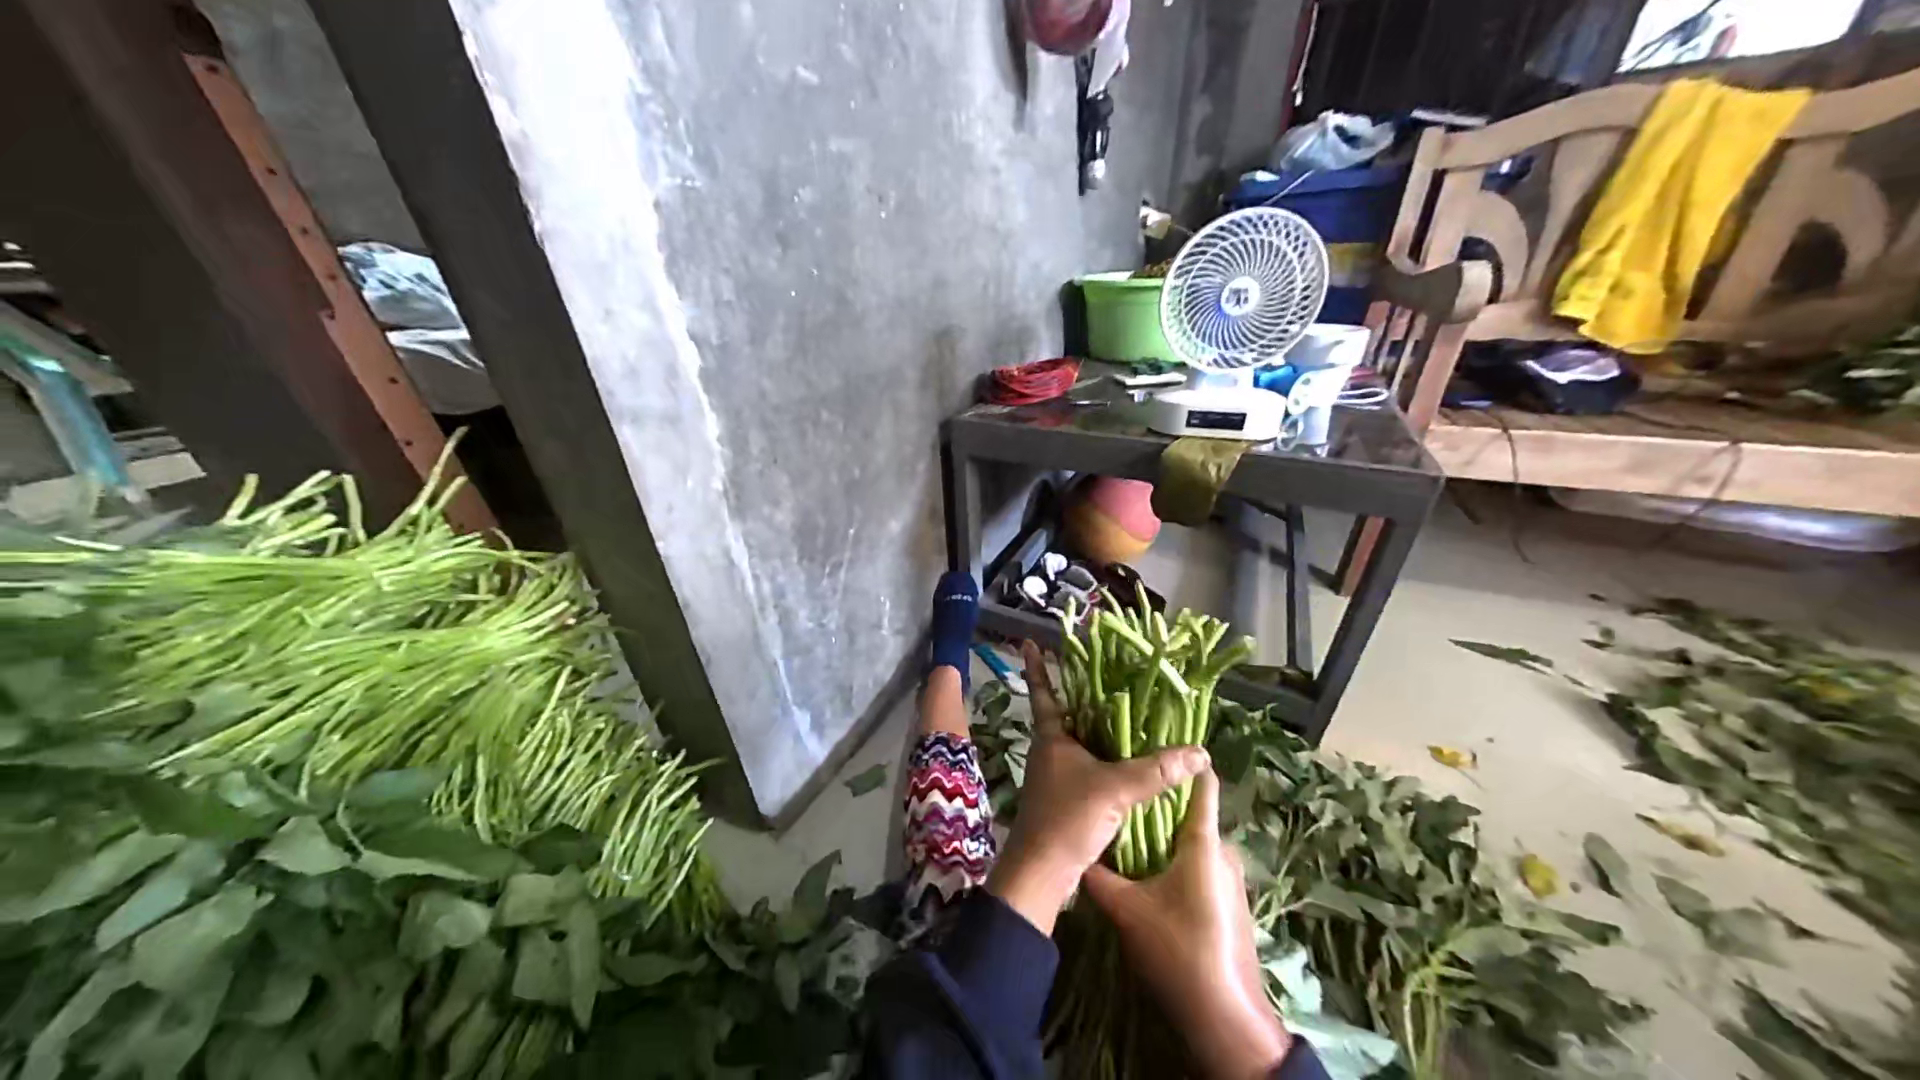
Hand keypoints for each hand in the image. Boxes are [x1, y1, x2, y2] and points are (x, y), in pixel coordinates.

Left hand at [987, 641, 1209, 935]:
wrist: (1043, 873)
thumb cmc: (1067, 818)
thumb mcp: (1115, 789)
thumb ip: (1156, 772)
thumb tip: (1199, 753)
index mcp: (1052, 738)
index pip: (1044, 693)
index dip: (1039, 668)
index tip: (1031, 643)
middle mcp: (1050, 751)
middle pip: (1068, 715)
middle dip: (1084, 697)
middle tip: (1108, 677)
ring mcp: (1056, 776)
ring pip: (1080, 744)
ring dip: (1098, 732)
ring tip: (1127, 718)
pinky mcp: (1066, 800)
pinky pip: (1090, 770)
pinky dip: (1107, 764)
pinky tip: (1129, 766)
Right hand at [1082, 768, 1290, 1079]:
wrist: (1226, 1019)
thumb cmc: (1178, 950)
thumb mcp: (1125, 909)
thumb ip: (1097, 874)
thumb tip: (1070, 849)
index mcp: (1203, 842)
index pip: (1202, 782)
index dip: (1181, 759)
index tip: (1149, 741)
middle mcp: (1223, 852)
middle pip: (1192, 810)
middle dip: (1159, 799)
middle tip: (1120, 789)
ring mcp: (1230, 878)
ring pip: (1194, 839)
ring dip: (1166, 832)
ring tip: (1128, 826)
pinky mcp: (1230, 901)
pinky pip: (1201, 863)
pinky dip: (1177, 857)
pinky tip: (1150, 870)